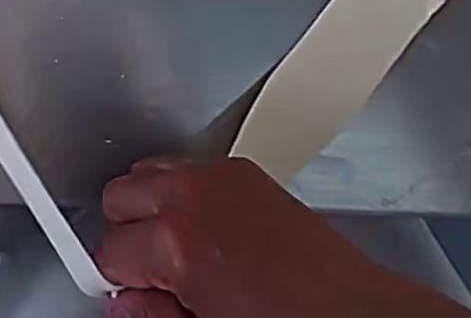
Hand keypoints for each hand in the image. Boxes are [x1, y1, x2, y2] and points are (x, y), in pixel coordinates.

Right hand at [98, 157, 470, 317]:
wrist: (362, 317)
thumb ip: (155, 317)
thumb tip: (128, 307)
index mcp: (176, 243)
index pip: (108, 248)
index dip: (114, 278)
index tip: (124, 290)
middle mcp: (189, 195)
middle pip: (119, 195)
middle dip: (126, 235)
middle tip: (149, 273)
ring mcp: (215, 175)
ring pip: (147, 172)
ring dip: (151, 207)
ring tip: (179, 250)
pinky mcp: (239, 169)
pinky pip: (187, 168)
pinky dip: (183, 192)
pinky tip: (207, 231)